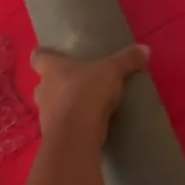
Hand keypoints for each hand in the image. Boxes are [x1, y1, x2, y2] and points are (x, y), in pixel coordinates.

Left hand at [30, 45, 148, 140]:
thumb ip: (127, 60)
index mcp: (51, 69)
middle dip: (57, 84)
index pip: (38, 57)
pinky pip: (60, 125)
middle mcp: (42, 89)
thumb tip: (146, 49)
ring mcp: (44, 114)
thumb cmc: (87, 92)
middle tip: (77, 83)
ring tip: (84, 106)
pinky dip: (70, 124)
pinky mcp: (52, 134)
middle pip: (44, 83)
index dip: (43, 55)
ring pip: (51, 105)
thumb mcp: (112, 71)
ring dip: (63, 106)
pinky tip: (86, 125)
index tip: (52, 56)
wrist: (76, 133)